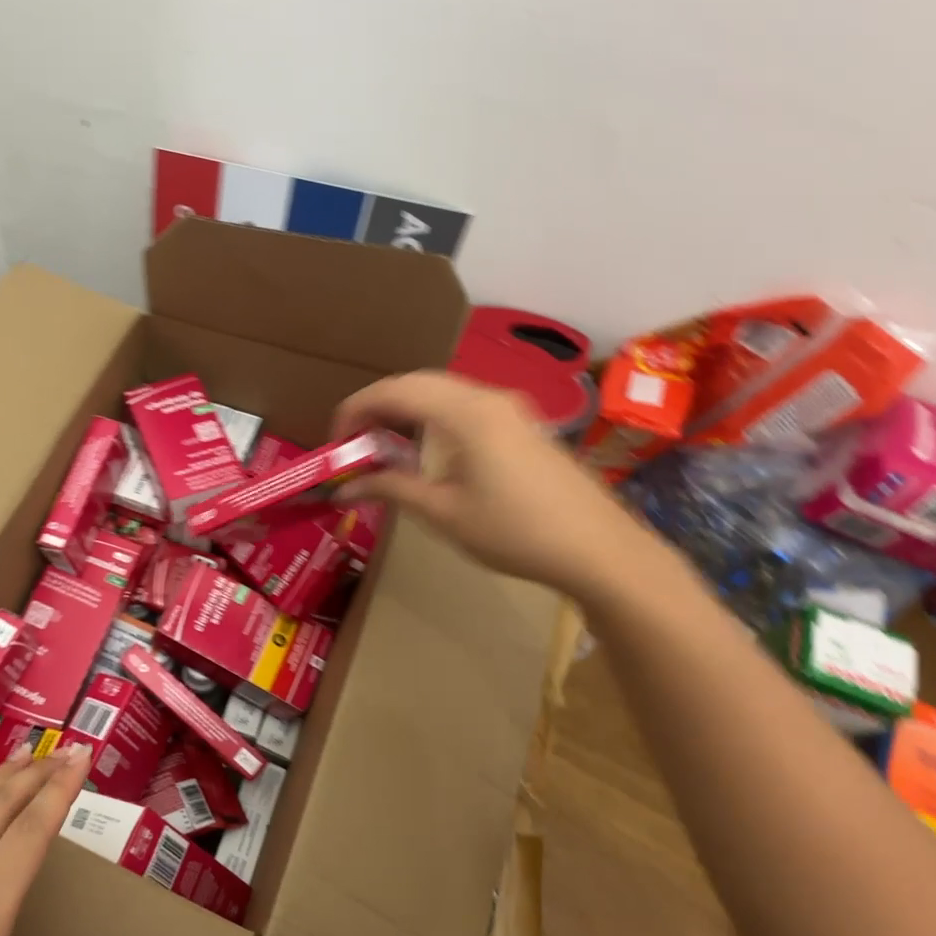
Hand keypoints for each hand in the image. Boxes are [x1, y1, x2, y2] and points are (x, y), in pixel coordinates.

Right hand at [331, 371, 646, 596]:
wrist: (601, 551)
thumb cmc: (516, 532)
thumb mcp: (443, 513)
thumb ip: (390, 489)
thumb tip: (343, 488)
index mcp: (465, 413)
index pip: (393, 391)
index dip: (354, 410)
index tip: (334, 443)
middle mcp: (486, 398)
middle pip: (415, 383)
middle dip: (375, 407)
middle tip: (351, 444)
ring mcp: (509, 409)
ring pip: (440, 391)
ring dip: (403, 410)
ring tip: (380, 447)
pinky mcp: (521, 425)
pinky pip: (462, 404)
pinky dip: (430, 417)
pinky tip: (423, 451)